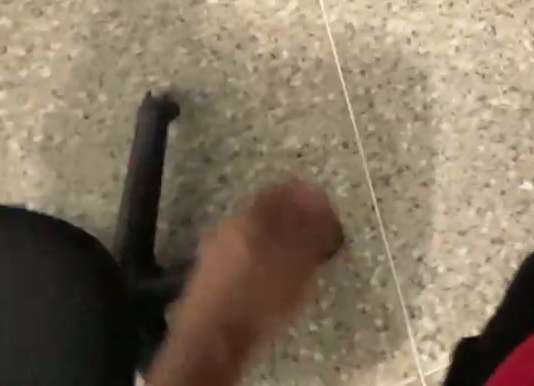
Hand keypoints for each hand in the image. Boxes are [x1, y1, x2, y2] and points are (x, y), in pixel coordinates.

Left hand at [151, 181, 343, 385]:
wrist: (210, 342)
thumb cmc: (261, 293)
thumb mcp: (302, 260)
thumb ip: (317, 232)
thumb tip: (326, 217)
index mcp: (250, 216)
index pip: (286, 190)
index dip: (311, 197)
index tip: (328, 212)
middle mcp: (228, 227)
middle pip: (268, 213)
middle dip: (295, 221)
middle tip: (316, 235)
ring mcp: (211, 253)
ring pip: (253, 236)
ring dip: (277, 242)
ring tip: (298, 261)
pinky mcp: (205, 279)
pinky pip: (241, 257)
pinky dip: (261, 260)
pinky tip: (272, 279)